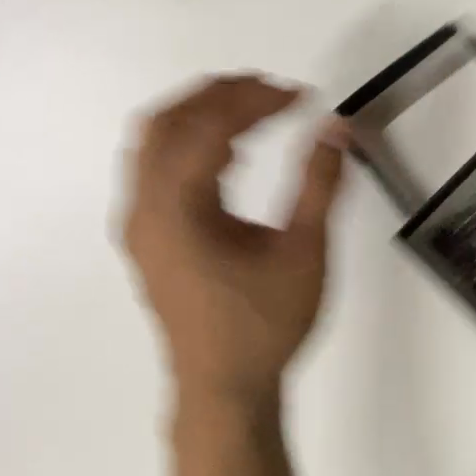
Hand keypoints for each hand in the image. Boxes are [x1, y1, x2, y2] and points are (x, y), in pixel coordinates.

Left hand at [122, 74, 348, 405]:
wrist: (224, 386)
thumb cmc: (266, 323)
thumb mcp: (304, 251)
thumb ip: (320, 185)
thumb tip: (336, 128)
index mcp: (175, 207)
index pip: (208, 129)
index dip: (254, 101)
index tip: (302, 94)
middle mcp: (143, 208)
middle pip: (165, 124)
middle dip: (218, 96)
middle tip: (272, 89)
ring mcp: (139, 225)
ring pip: (154, 146)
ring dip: (200, 117)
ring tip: (254, 110)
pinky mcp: (150, 240)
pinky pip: (158, 172)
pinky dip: (192, 147)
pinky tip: (233, 155)